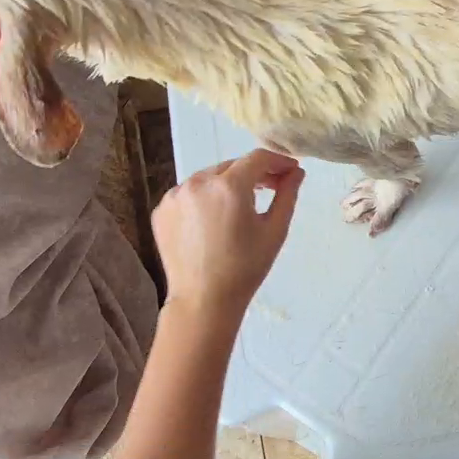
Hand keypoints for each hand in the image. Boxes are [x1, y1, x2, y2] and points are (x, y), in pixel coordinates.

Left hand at [153, 148, 303, 313]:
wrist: (203, 300)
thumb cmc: (246, 267)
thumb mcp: (274, 230)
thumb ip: (287, 194)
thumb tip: (296, 173)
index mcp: (229, 186)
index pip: (258, 158)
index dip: (278, 161)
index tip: (290, 170)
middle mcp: (198, 182)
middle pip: (232, 166)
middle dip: (254, 173)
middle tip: (272, 187)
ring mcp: (175, 195)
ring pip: (209, 178)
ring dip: (228, 185)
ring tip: (241, 206)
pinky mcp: (162, 210)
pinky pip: (189, 194)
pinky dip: (205, 199)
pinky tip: (215, 220)